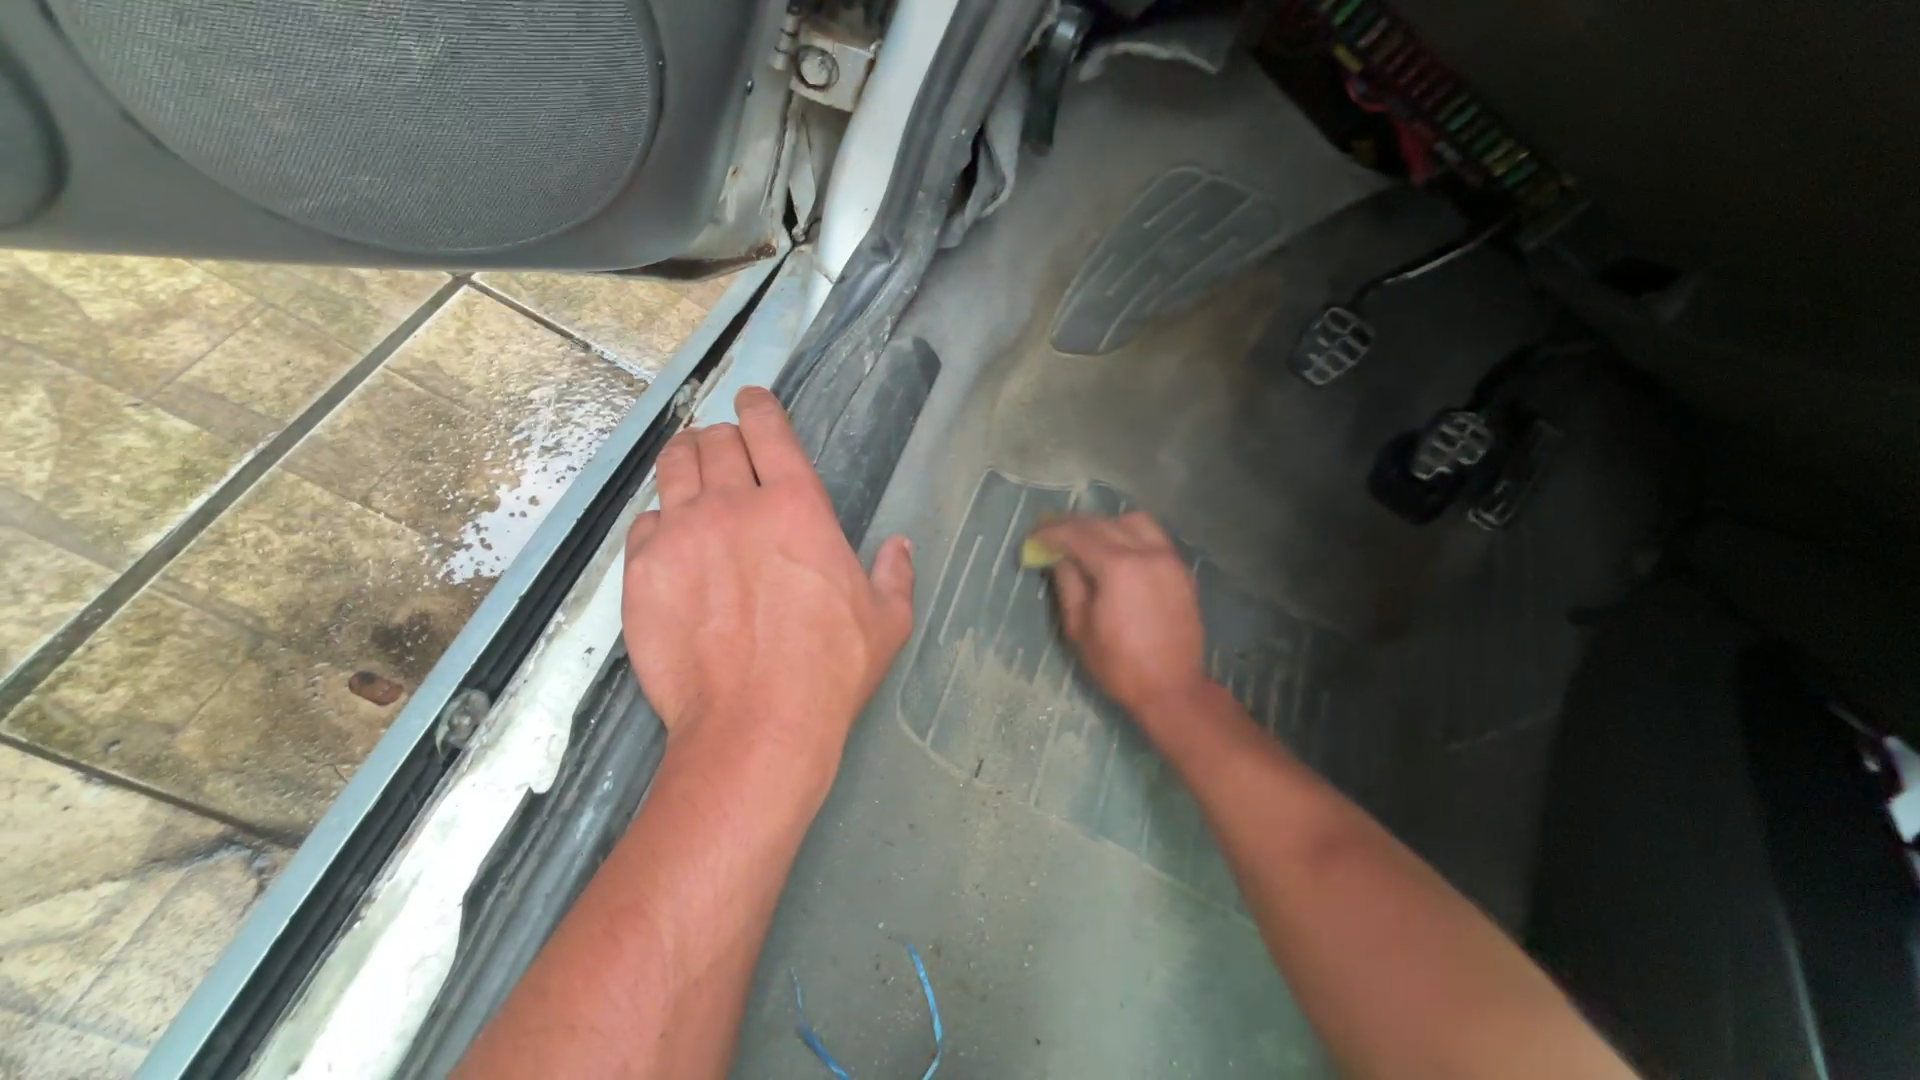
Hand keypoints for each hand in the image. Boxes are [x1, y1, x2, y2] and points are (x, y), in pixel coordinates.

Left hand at [621, 387, 915, 756]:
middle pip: (716, 442)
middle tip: (720, 448)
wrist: (756, 724)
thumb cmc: (830, 669)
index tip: (750, 400)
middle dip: (720, 437)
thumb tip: (900, 545)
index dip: (758, 406)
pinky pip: (644, 524)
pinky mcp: (644, 569)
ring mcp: (683, 533)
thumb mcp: (886, 621)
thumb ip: (894, 574)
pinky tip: (668, 539)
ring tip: (686, 468)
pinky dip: (658, 522)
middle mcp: (735, 504)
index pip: (770, 431)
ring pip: (673, 468)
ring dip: (684, 460)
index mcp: (797, 506)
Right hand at [1032, 512, 1211, 722]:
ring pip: (1133, 522)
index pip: (1078, 534)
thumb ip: (1068, 584)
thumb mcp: (1080, 628)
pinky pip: (1153, 537)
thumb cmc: (1119, 666)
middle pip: (1104, 523)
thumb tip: (1058, 556)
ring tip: (1085, 541)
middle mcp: (1147, 553)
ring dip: (1105, 525)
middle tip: (1050, 535)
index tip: (1032, 538)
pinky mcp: (1181, 570)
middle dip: (1073, 526)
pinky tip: (1115, 553)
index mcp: (1119, 568)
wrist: (1173, 689)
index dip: (1051, 533)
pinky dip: (1129, 535)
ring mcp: (1169, 559)